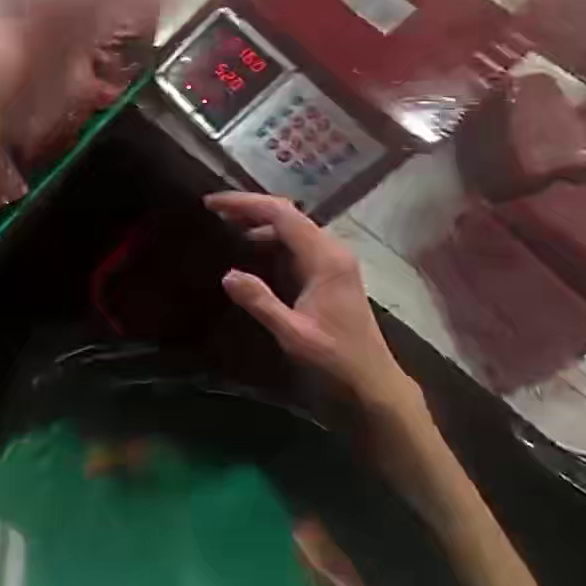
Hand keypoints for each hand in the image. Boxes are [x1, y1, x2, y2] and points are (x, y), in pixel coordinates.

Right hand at [206, 192, 412, 406]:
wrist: (373, 382)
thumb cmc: (336, 359)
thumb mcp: (294, 335)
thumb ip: (261, 303)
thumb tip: (228, 275)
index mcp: (325, 258)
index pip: (281, 213)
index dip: (245, 203)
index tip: (212, 203)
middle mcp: (331, 249)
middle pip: (286, 213)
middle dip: (249, 207)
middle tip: (213, 210)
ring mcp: (332, 258)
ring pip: (290, 225)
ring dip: (258, 221)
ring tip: (225, 225)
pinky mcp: (328, 270)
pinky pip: (295, 241)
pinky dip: (269, 237)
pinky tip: (249, 248)